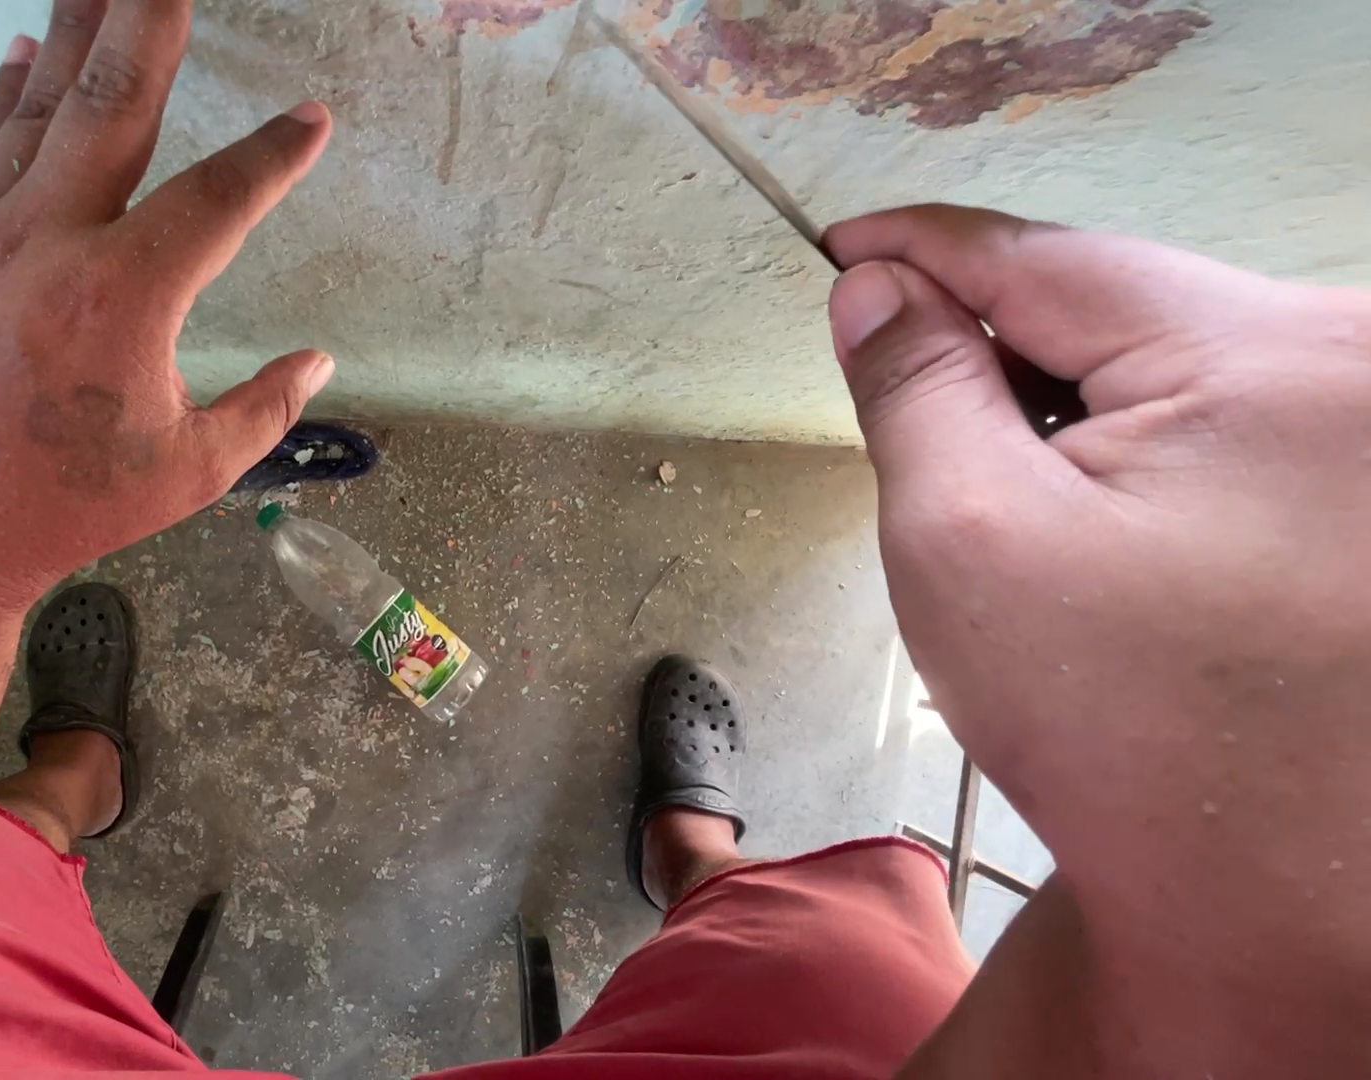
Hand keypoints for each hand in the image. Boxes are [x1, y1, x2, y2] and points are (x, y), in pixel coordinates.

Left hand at [0, 0, 333, 614]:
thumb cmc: (72, 508)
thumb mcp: (194, 472)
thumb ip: (267, 409)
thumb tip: (321, 362)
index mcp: (126, 296)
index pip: (220, 200)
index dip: (274, 157)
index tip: (312, 119)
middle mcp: (51, 241)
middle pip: (114, 102)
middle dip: (152, 22)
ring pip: (40, 107)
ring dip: (78, 31)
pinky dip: (7, 94)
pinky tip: (21, 53)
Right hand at [826, 206, 1370, 1072]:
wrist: (1270, 884)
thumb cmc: (1101, 708)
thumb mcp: (961, 528)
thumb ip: (913, 387)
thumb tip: (869, 289)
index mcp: (1268, 359)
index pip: (1044, 257)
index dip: (921, 242)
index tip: (838, 241)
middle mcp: (1355, 363)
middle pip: (1102, 304)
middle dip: (977, 339)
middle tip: (889, 398)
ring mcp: (1368, 425)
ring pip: (1141, 360)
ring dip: (1032, 396)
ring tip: (974, 485)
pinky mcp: (1355, 481)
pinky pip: (1187, 411)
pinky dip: (1091, 435)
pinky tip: (1055, 506)